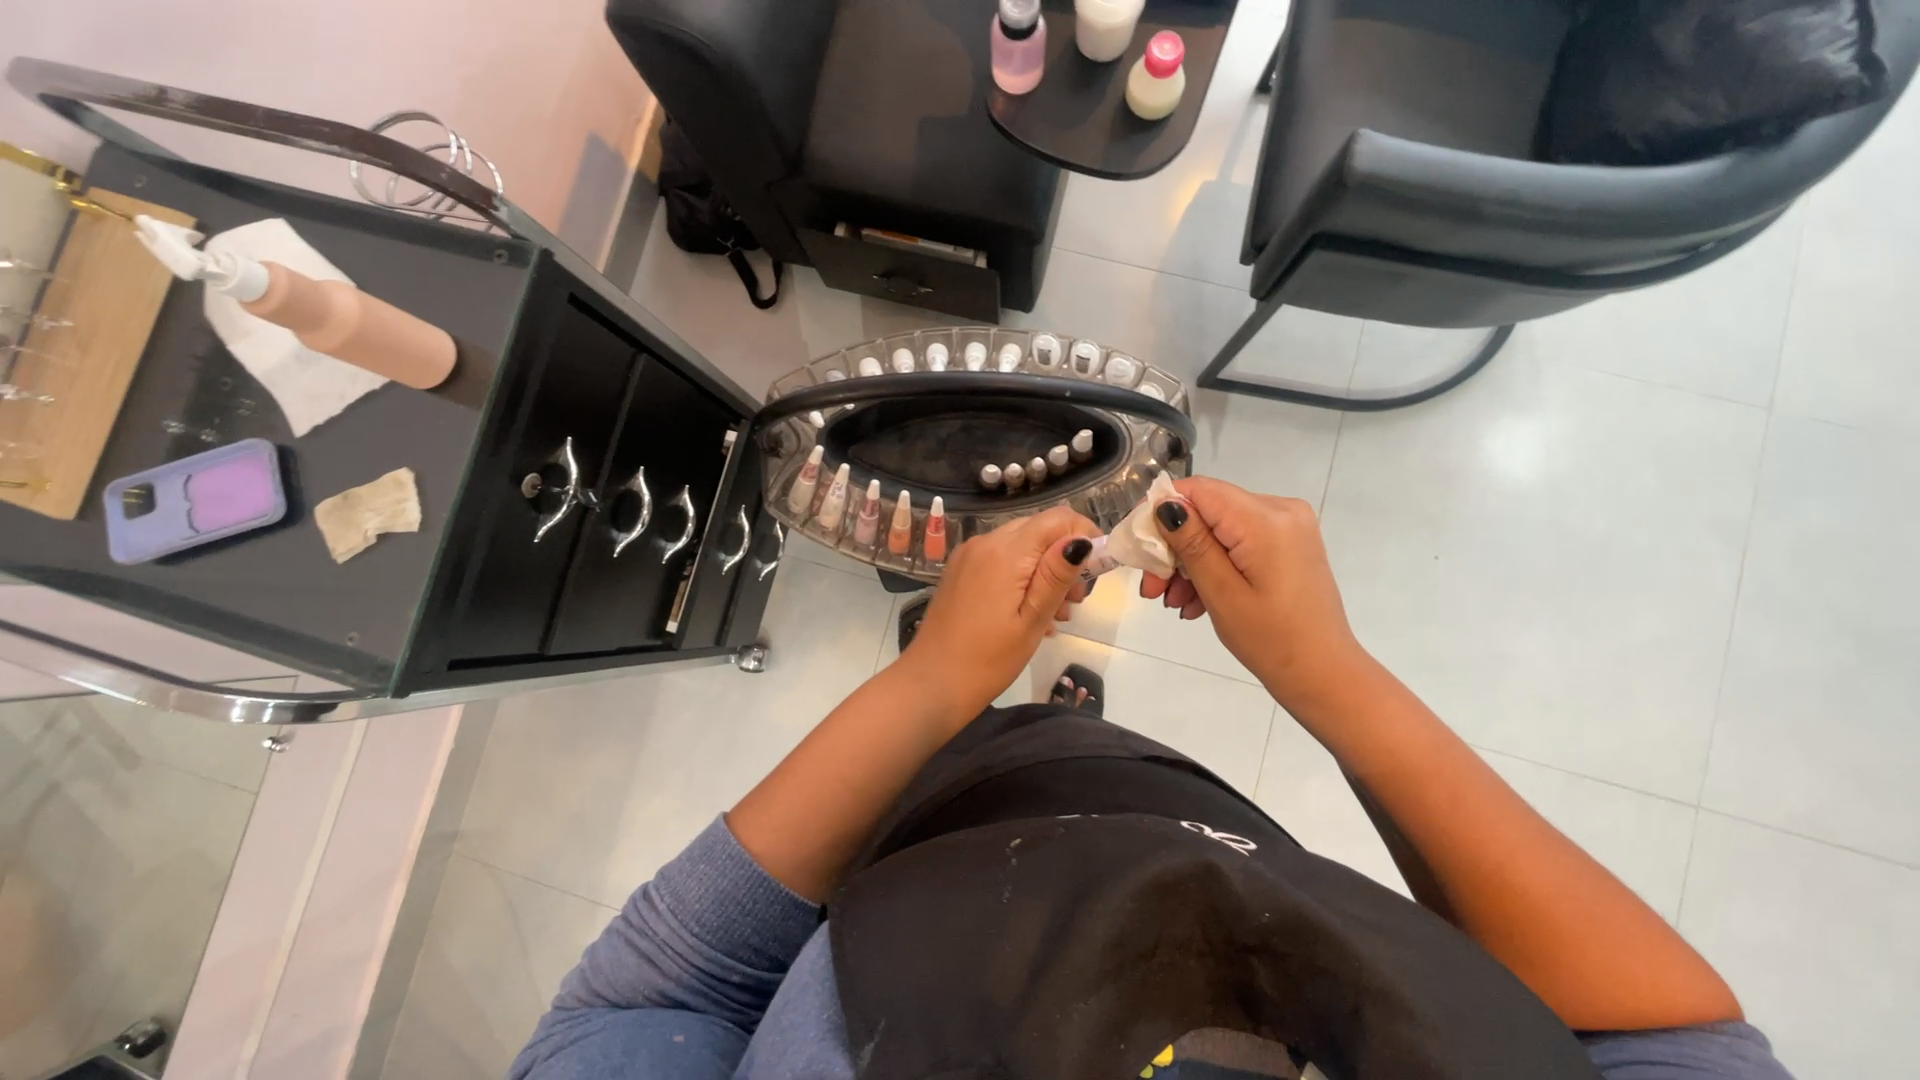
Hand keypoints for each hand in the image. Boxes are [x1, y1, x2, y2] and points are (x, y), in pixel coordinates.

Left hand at [898, 505, 1099, 712]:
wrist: (932, 683)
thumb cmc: (988, 660)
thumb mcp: (1032, 620)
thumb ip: (1056, 576)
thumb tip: (1082, 540)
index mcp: (1005, 551)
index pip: (1058, 518)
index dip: (1084, 535)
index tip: (1096, 571)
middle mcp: (985, 542)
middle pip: (1039, 530)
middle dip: (1064, 557)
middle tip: (1074, 602)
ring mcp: (968, 555)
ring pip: (1021, 545)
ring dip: (1044, 570)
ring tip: (1055, 615)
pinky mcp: (960, 571)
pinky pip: (1000, 560)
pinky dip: (1021, 576)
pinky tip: (1028, 613)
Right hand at [1140, 476, 1366, 704]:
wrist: (1324, 673)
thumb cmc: (1271, 639)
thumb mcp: (1221, 593)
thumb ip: (1192, 543)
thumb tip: (1165, 503)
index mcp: (1265, 520)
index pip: (1198, 490)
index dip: (1160, 510)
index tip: (1139, 549)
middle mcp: (1281, 510)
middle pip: (1207, 510)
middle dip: (1174, 547)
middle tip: (1153, 589)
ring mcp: (1288, 526)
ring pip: (1219, 528)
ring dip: (1191, 562)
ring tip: (1174, 602)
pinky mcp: (1289, 543)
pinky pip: (1239, 542)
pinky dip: (1215, 566)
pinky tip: (1197, 601)